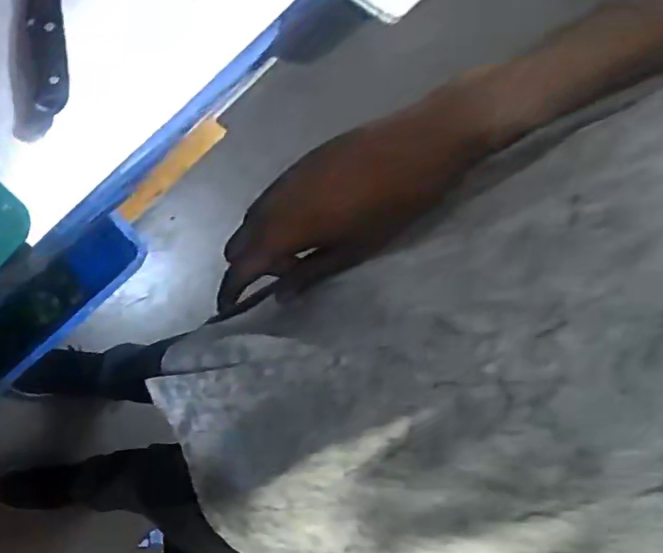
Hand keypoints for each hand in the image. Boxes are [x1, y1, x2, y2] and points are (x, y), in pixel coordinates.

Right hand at [218, 95, 491, 314]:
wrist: (433, 132)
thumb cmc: (398, 199)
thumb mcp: (356, 248)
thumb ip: (310, 274)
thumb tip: (280, 296)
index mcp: (279, 233)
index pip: (237, 271)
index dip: (230, 293)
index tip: (229, 309)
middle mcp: (269, 209)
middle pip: (236, 246)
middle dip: (247, 265)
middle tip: (284, 271)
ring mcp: (282, 183)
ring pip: (251, 221)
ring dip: (262, 239)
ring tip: (300, 242)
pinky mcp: (299, 165)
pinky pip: (271, 199)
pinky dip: (276, 216)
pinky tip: (310, 214)